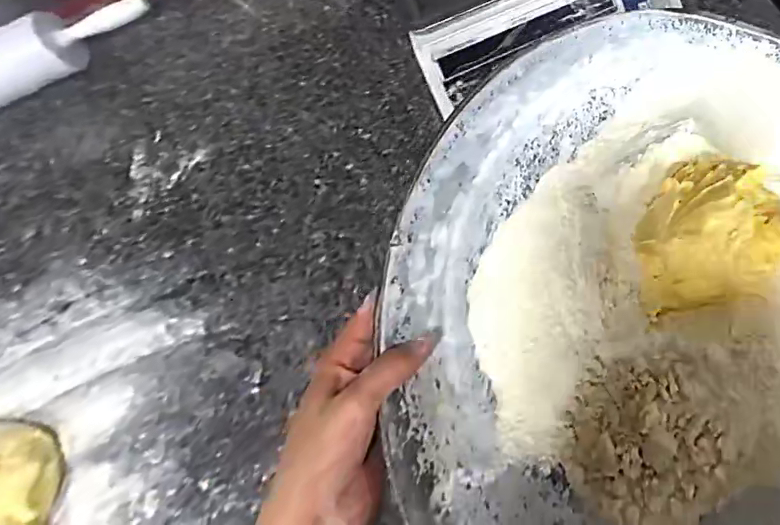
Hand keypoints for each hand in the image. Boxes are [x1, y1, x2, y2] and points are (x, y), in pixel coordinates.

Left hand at [257, 296, 436, 524]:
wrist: (317, 518)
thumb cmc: (322, 454)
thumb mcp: (353, 402)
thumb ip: (389, 368)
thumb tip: (429, 337)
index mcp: (336, 366)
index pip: (365, 321)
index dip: (390, 299)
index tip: (423, 278)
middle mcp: (355, 380)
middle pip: (388, 345)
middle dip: (415, 328)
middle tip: (453, 302)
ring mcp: (373, 405)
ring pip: (402, 372)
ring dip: (424, 359)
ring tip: (462, 331)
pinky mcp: (390, 428)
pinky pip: (411, 400)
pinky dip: (428, 387)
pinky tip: (454, 373)